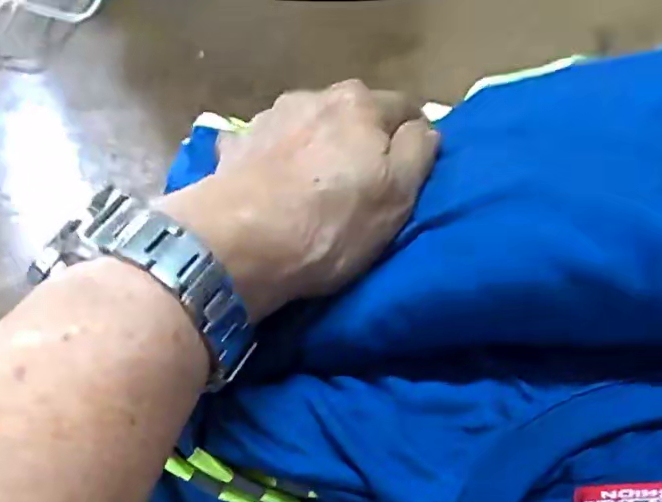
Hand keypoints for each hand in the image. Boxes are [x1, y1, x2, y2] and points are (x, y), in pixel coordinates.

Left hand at [156, 80, 439, 320]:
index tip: (409, 176)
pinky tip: (275, 189)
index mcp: (361, 106)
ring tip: (315, 193)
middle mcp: (315, 97)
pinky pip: (268, 146)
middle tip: (364, 189)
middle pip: (353, 116)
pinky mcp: (236, 147)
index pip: (405, 110)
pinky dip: (277, 161)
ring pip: (309, 128)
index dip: (412, 141)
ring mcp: (270, 117)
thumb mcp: (396, 197)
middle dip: (363, 144)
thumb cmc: (331, 227)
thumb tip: (425, 129)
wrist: (242, 244)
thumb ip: (417, 154)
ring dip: (318, 151)